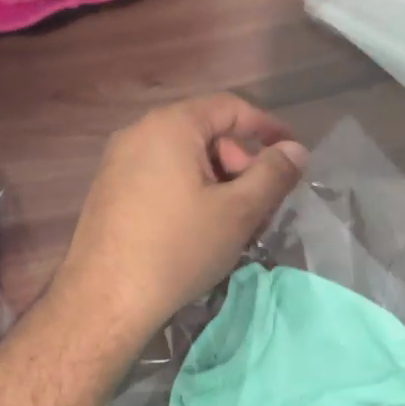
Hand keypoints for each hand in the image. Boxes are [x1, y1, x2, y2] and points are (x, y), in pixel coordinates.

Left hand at [51, 93, 307, 346]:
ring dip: (220, 186)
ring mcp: (120, 163)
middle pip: (206, 135)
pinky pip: (164, 180)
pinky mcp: (112, 193)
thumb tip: (297, 149)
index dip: (267, 127)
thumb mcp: (238, 212)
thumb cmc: (179, 248)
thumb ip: (273, 175)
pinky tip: (203, 233)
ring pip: (186, 162)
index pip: (230, 108)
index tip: (293, 154)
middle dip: (242, 166)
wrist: (108, 297)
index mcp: (171, 126)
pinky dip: (192, 196)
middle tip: (263, 207)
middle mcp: (140, 133)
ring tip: (236, 227)